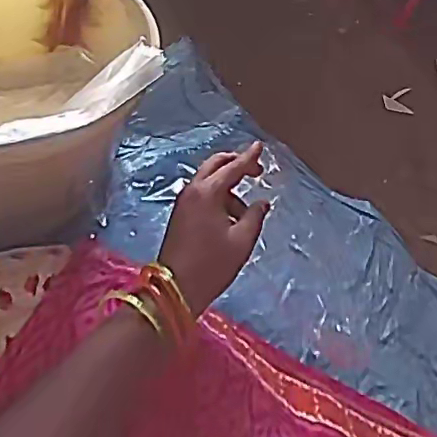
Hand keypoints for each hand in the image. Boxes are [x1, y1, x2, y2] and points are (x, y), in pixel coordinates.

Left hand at [157, 142, 270, 314]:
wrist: (175, 290)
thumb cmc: (211, 265)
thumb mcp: (241, 241)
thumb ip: (254, 216)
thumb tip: (261, 203)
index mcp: (208, 193)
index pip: (233, 168)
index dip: (249, 157)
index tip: (260, 146)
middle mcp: (193, 191)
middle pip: (216, 165)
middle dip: (236, 164)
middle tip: (255, 170)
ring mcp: (184, 202)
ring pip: (209, 180)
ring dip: (228, 185)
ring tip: (245, 210)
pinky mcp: (180, 215)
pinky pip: (202, 194)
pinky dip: (218, 195)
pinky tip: (229, 216)